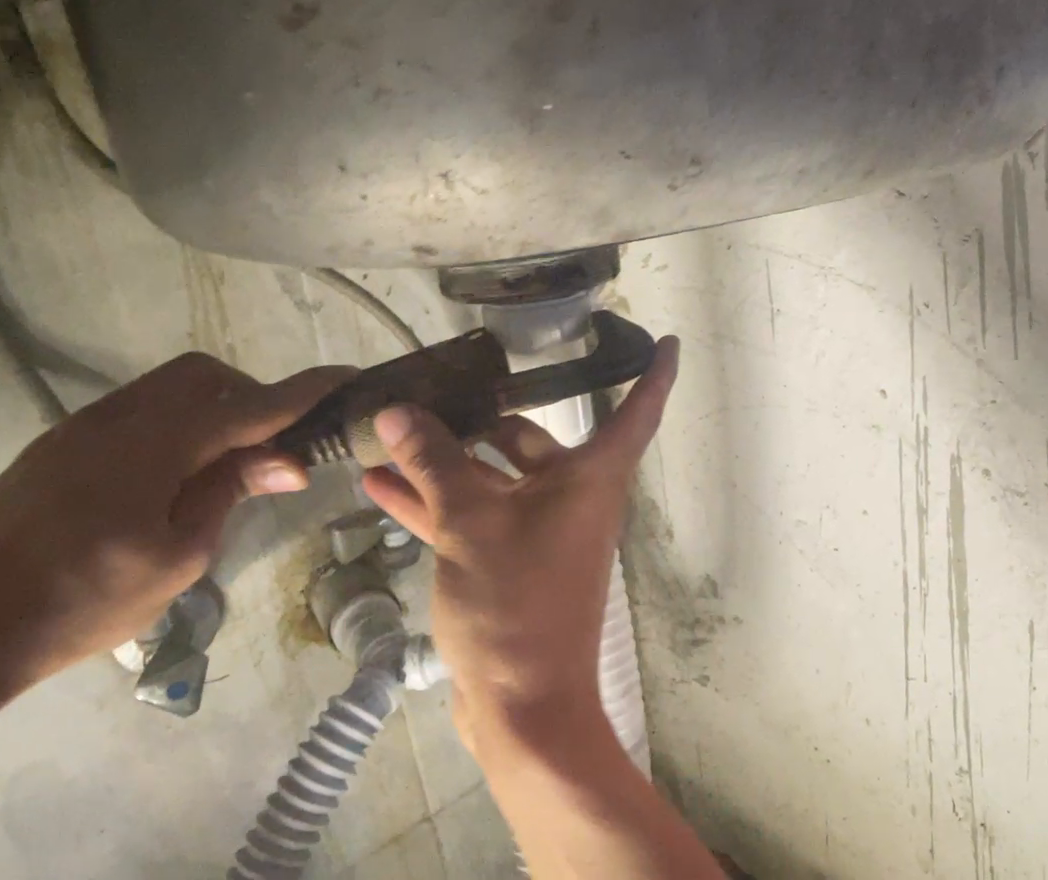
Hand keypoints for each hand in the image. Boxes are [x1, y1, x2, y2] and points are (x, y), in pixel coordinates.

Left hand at [0, 352, 353, 691]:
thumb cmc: (77, 604)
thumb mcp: (177, 557)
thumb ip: (229, 492)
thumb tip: (286, 458)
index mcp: (157, 443)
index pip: (253, 404)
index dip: (307, 391)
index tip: (352, 380)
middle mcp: (120, 418)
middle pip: (204, 376)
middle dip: (251, 396)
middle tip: (274, 448)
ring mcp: (82, 429)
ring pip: (167, 390)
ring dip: (211, 411)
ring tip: (227, 467)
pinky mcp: (58, 448)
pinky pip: (137, 413)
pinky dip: (175, 427)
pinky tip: (174, 479)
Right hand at [361, 336, 679, 751]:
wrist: (522, 707)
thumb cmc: (514, 602)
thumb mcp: (468, 522)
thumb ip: (434, 463)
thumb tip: (398, 411)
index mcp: (591, 479)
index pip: (635, 412)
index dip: (654, 374)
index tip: (668, 340)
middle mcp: (573, 498)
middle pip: (530, 441)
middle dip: (480, 419)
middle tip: (429, 388)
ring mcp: (538, 534)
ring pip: (491, 481)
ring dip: (442, 462)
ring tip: (386, 431)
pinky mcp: (508, 566)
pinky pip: (472, 518)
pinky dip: (433, 503)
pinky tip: (379, 484)